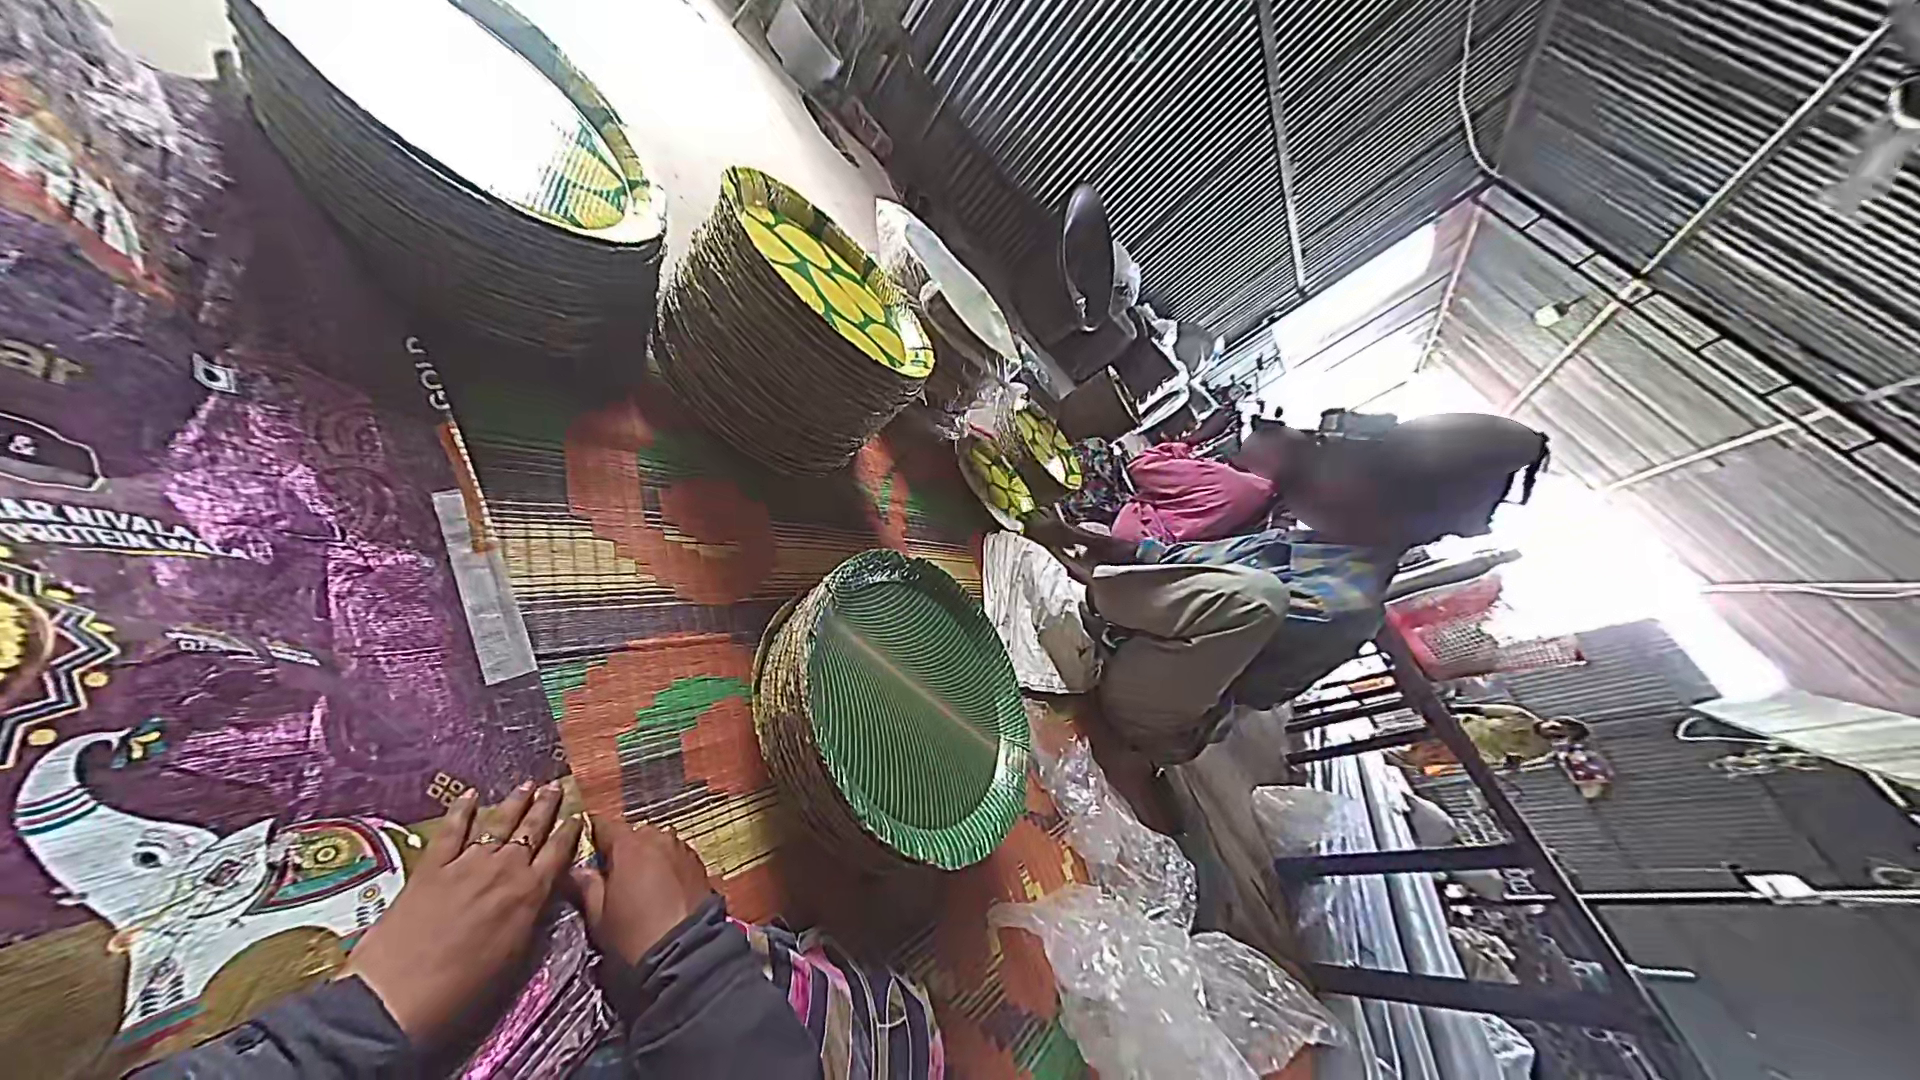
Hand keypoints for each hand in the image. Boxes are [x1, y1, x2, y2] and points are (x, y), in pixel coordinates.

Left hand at [342, 781, 582, 1043]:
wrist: (394, 1002)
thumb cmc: (462, 989)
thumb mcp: (515, 953)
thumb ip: (532, 915)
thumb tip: (544, 891)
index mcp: (530, 891)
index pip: (559, 850)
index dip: (570, 830)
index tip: (577, 814)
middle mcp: (505, 869)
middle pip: (532, 829)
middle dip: (546, 806)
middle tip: (555, 786)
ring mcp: (467, 865)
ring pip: (499, 823)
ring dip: (515, 802)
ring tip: (527, 785)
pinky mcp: (431, 870)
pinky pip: (450, 832)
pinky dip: (461, 810)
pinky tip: (469, 795)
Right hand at [568, 813, 712, 965]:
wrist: (684, 948)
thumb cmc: (632, 933)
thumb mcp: (598, 915)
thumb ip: (587, 886)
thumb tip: (577, 869)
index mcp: (630, 845)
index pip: (606, 826)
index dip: (594, 832)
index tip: (585, 840)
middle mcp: (658, 837)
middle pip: (634, 834)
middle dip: (623, 848)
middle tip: (611, 872)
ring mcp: (681, 847)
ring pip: (657, 842)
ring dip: (646, 854)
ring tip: (638, 880)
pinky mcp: (697, 861)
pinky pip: (674, 854)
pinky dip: (665, 863)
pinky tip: (661, 885)